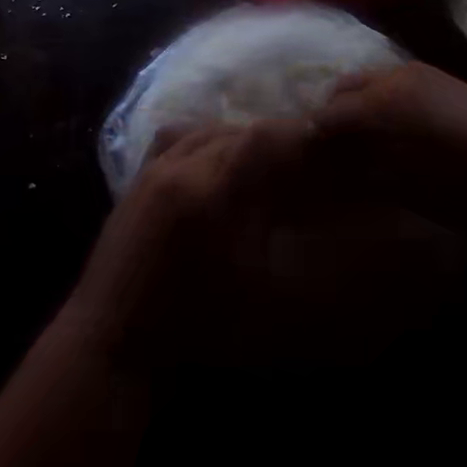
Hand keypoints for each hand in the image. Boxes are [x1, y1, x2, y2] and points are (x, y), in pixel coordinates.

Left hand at [67, 118, 466, 370]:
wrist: (114, 335)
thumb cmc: (198, 328)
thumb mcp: (268, 301)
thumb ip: (312, 258)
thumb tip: (352, 228)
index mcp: (213, 191)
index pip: (269, 138)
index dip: (306, 136)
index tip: (335, 147)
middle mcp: (181, 166)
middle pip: (241, 131)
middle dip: (280, 140)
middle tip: (307, 161)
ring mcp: (153, 168)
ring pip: (210, 131)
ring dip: (244, 140)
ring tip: (269, 164)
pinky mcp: (136, 177)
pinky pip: (177, 138)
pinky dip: (205, 141)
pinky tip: (220, 164)